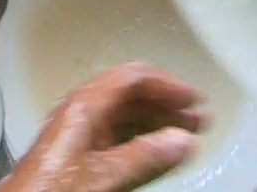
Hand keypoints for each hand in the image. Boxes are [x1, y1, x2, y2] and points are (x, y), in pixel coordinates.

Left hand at [0, 62, 203, 191]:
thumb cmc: (57, 190)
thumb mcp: (104, 175)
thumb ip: (145, 157)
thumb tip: (185, 139)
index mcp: (87, 102)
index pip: (133, 77)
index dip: (167, 84)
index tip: (195, 99)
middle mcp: (84, 108)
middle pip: (132, 94)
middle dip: (167, 103)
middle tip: (200, 118)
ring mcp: (82, 129)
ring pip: (127, 115)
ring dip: (158, 121)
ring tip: (188, 135)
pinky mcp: (80, 152)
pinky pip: (119, 135)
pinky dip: (143, 139)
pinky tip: (161, 152)